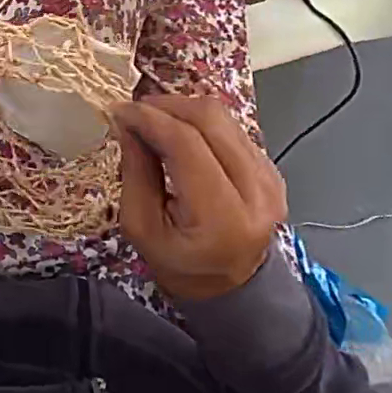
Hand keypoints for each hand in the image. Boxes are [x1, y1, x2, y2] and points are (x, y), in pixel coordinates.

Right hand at [113, 95, 286, 301]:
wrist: (229, 286)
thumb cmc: (179, 264)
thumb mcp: (141, 228)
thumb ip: (135, 173)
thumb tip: (128, 124)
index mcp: (223, 218)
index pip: (186, 146)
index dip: (150, 119)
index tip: (120, 111)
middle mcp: (257, 192)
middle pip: (210, 121)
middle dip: (166, 106)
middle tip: (134, 111)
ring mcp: (270, 178)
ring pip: (223, 117)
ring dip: (182, 109)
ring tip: (152, 119)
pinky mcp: (271, 168)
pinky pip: (232, 128)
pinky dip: (199, 122)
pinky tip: (178, 132)